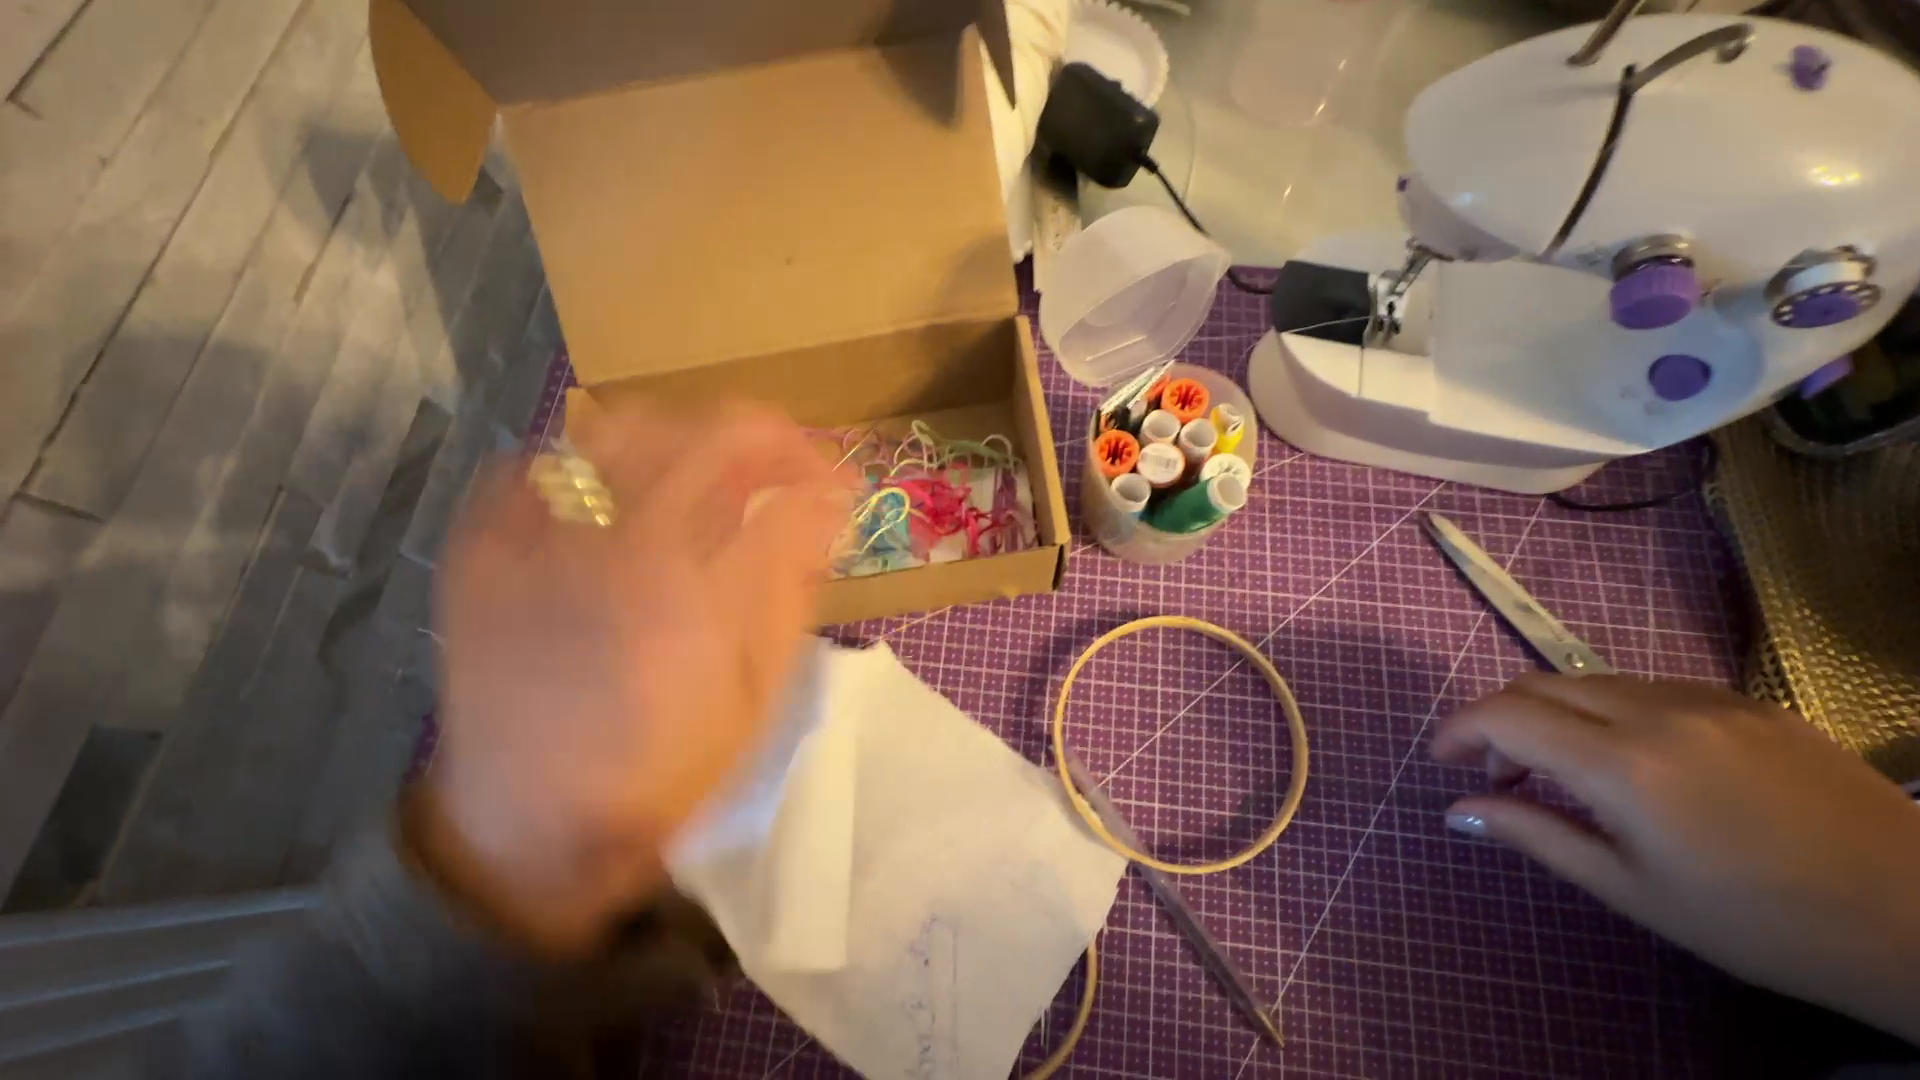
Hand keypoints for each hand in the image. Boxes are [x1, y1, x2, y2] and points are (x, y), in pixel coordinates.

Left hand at [415, 398, 848, 955]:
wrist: (524, 826)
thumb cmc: (662, 769)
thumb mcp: (755, 693)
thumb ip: (789, 585)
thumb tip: (824, 506)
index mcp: (692, 584)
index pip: (775, 480)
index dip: (816, 467)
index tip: (834, 481)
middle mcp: (613, 542)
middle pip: (703, 432)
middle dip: (764, 435)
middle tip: (782, 466)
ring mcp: (536, 536)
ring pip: (620, 428)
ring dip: (681, 433)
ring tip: (702, 469)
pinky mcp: (479, 549)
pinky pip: (536, 463)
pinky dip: (589, 459)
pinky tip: (612, 492)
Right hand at [1433, 674, 1919, 1043]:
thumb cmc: (1763, 924)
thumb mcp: (1632, 891)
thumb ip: (1534, 836)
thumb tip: (1457, 811)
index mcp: (1625, 767)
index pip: (1505, 715)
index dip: (1459, 730)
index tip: (1442, 761)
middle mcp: (1657, 713)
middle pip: (1538, 684)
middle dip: (1498, 719)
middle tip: (1497, 773)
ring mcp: (1708, 699)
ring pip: (1590, 680)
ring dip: (1551, 712)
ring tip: (1561, 769)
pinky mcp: (1748, 701)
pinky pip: (1646, 687)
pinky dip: (1607, 710)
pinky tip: (1632, 760)